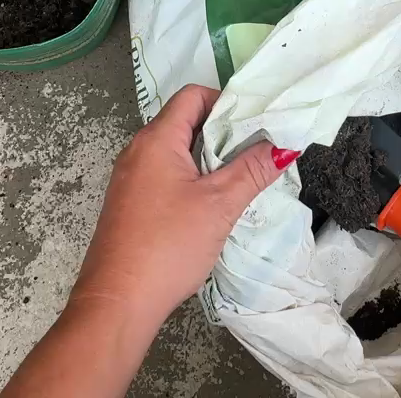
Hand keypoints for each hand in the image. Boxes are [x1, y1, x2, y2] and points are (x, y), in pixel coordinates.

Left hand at [71, 84, 295, 325]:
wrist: (117, 303)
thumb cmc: (168, 246)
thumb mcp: (219, 205)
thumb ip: (252, 170)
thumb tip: (283, 146)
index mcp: (156, 139)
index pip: (192, 95)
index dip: (224, 101)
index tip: (252, 124)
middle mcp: (138, 149)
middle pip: (184, 119)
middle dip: (220, 131)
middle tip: (253, 151)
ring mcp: (130, 176)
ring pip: (174, 148)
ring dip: (206, 156)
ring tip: (236, 177)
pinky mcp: (128, 201)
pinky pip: (163, 171)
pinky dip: (188, 175)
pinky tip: (208, 202)